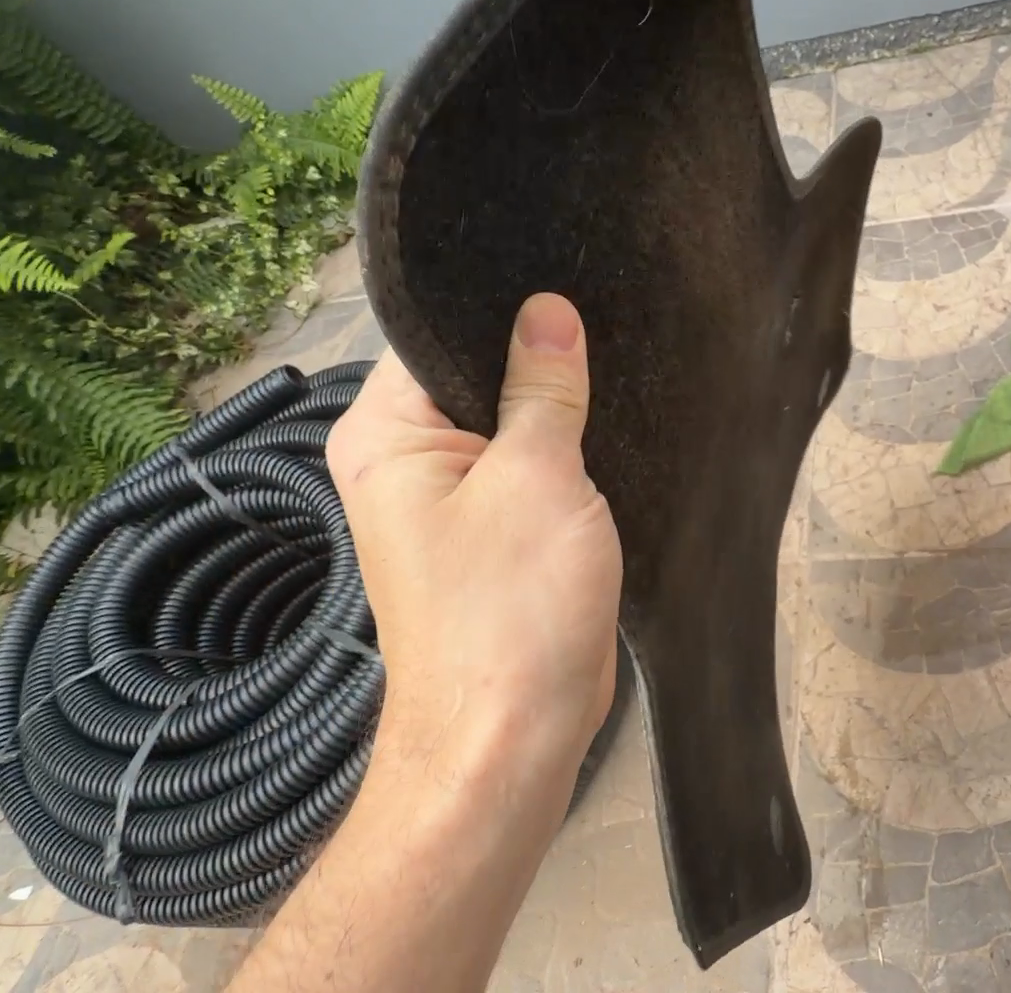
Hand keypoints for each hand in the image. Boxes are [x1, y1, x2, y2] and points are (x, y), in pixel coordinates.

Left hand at [326, 293, 621, 794]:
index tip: (569, 276)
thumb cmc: (513, 604)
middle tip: (612, 313)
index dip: (503, 306)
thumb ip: (542, 389)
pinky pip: (531, 470)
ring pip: (512, 425)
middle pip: (478, 378)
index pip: (438, 337)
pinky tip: (612, 425)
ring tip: (622, 361)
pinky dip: (567, 452)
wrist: (514, 735)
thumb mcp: (537, 478)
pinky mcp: (497, 535)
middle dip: (541, 357)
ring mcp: (454, 502)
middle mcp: (409, 462)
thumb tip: (546, 309)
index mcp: (388, 435)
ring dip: (559, 409)